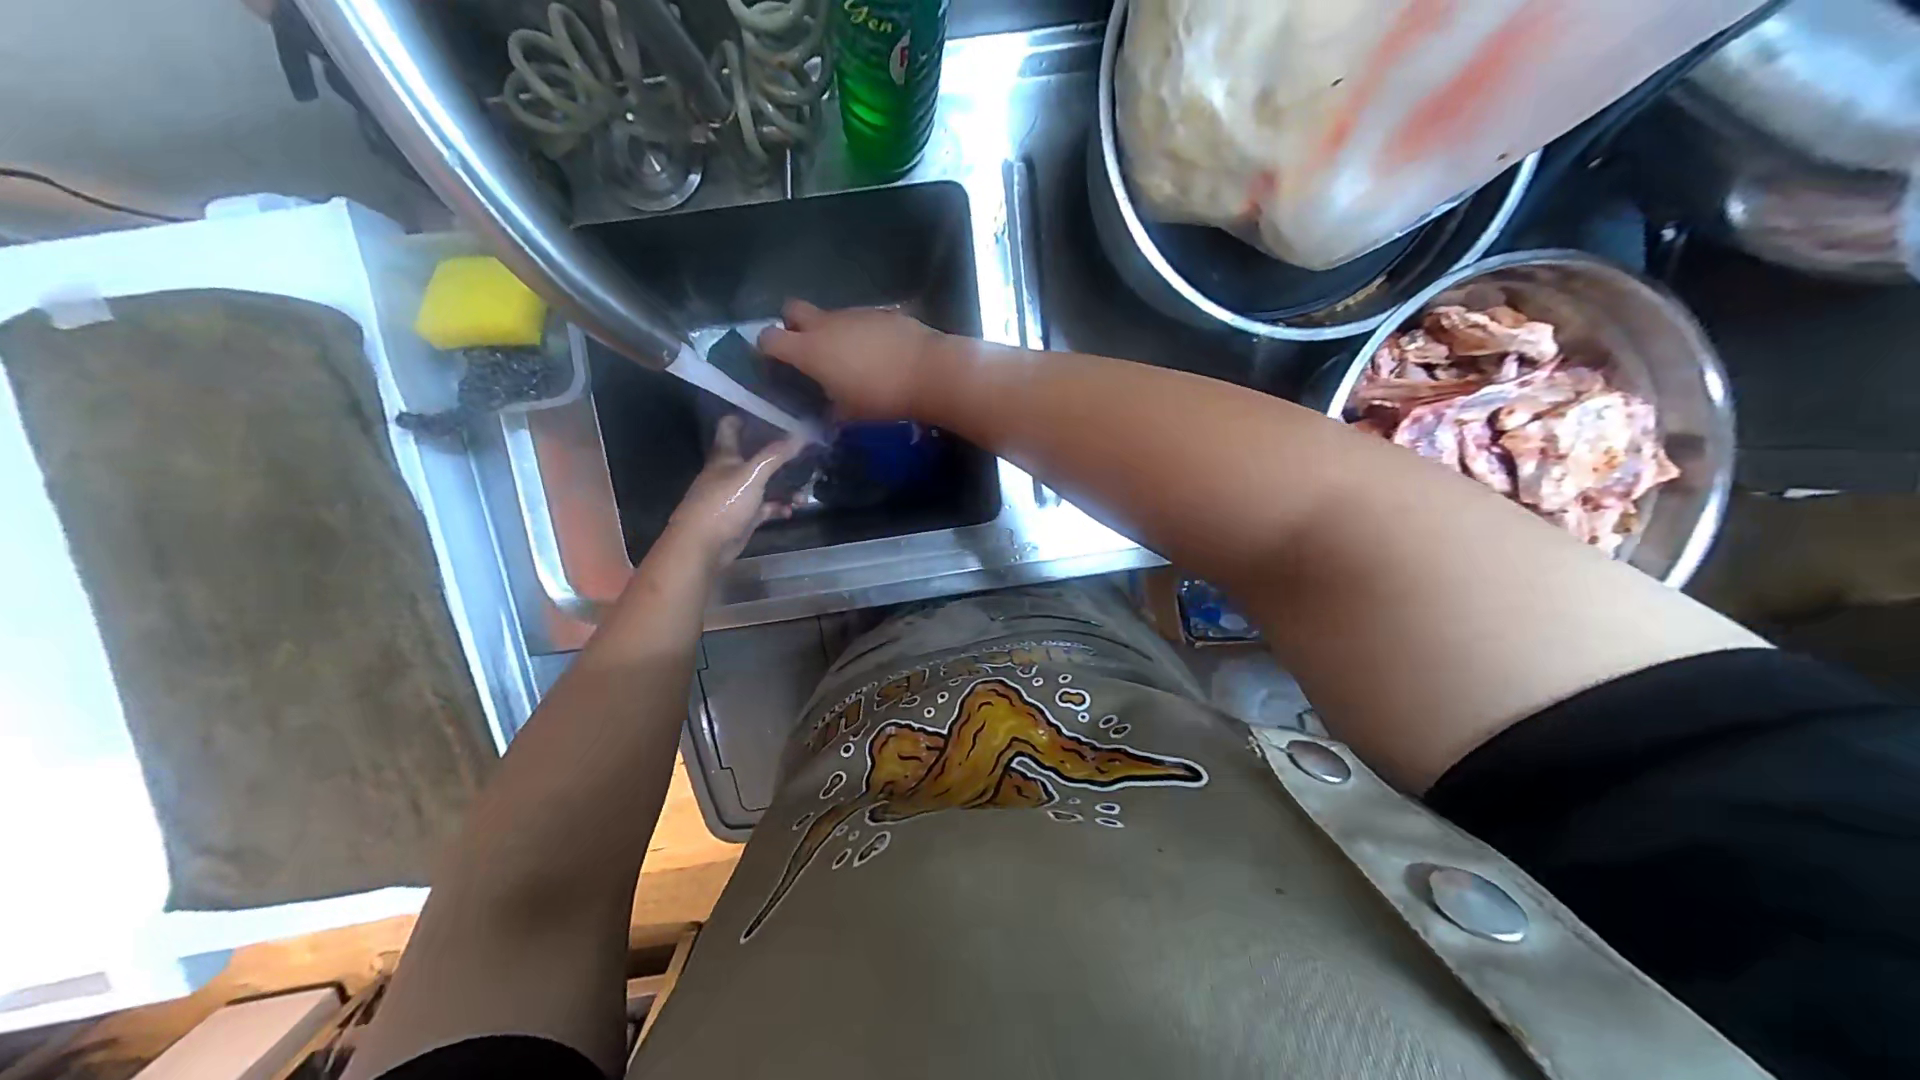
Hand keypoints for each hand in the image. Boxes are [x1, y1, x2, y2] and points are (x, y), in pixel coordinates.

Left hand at [660, 416, 805, 567]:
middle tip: (803, 450)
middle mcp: (729, 472)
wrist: (703, 545)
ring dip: (784, 485)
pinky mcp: (743, 516)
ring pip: (763, 483)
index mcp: (724, 456)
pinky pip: (765, 507)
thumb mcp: (752, 475)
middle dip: (776, 453)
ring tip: (805, 491)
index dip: (745, 417)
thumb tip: (802, 433)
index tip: (769, 412)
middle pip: (753, 455)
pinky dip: (779, 507)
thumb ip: (776, 455)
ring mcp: (736, 495)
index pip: (730, 427)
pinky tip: (792, 510)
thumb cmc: (723, 503)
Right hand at [757, 299, 950, 420]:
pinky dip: (859, 333)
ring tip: (850, 359)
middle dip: (792, 325)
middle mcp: (826, 324)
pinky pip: (858, 319)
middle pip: (792, 309)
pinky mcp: (880, 311)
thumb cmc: (883, 397)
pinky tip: (877, 354)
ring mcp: (854, 313)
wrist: (929, 371)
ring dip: (830, 332)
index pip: (769, 337)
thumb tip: (828, 409)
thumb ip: (831, 408)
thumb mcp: (850, 413)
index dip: (766, 348)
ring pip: (828, 315)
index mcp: (810, 350)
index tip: (775, 363)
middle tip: (807, 351)